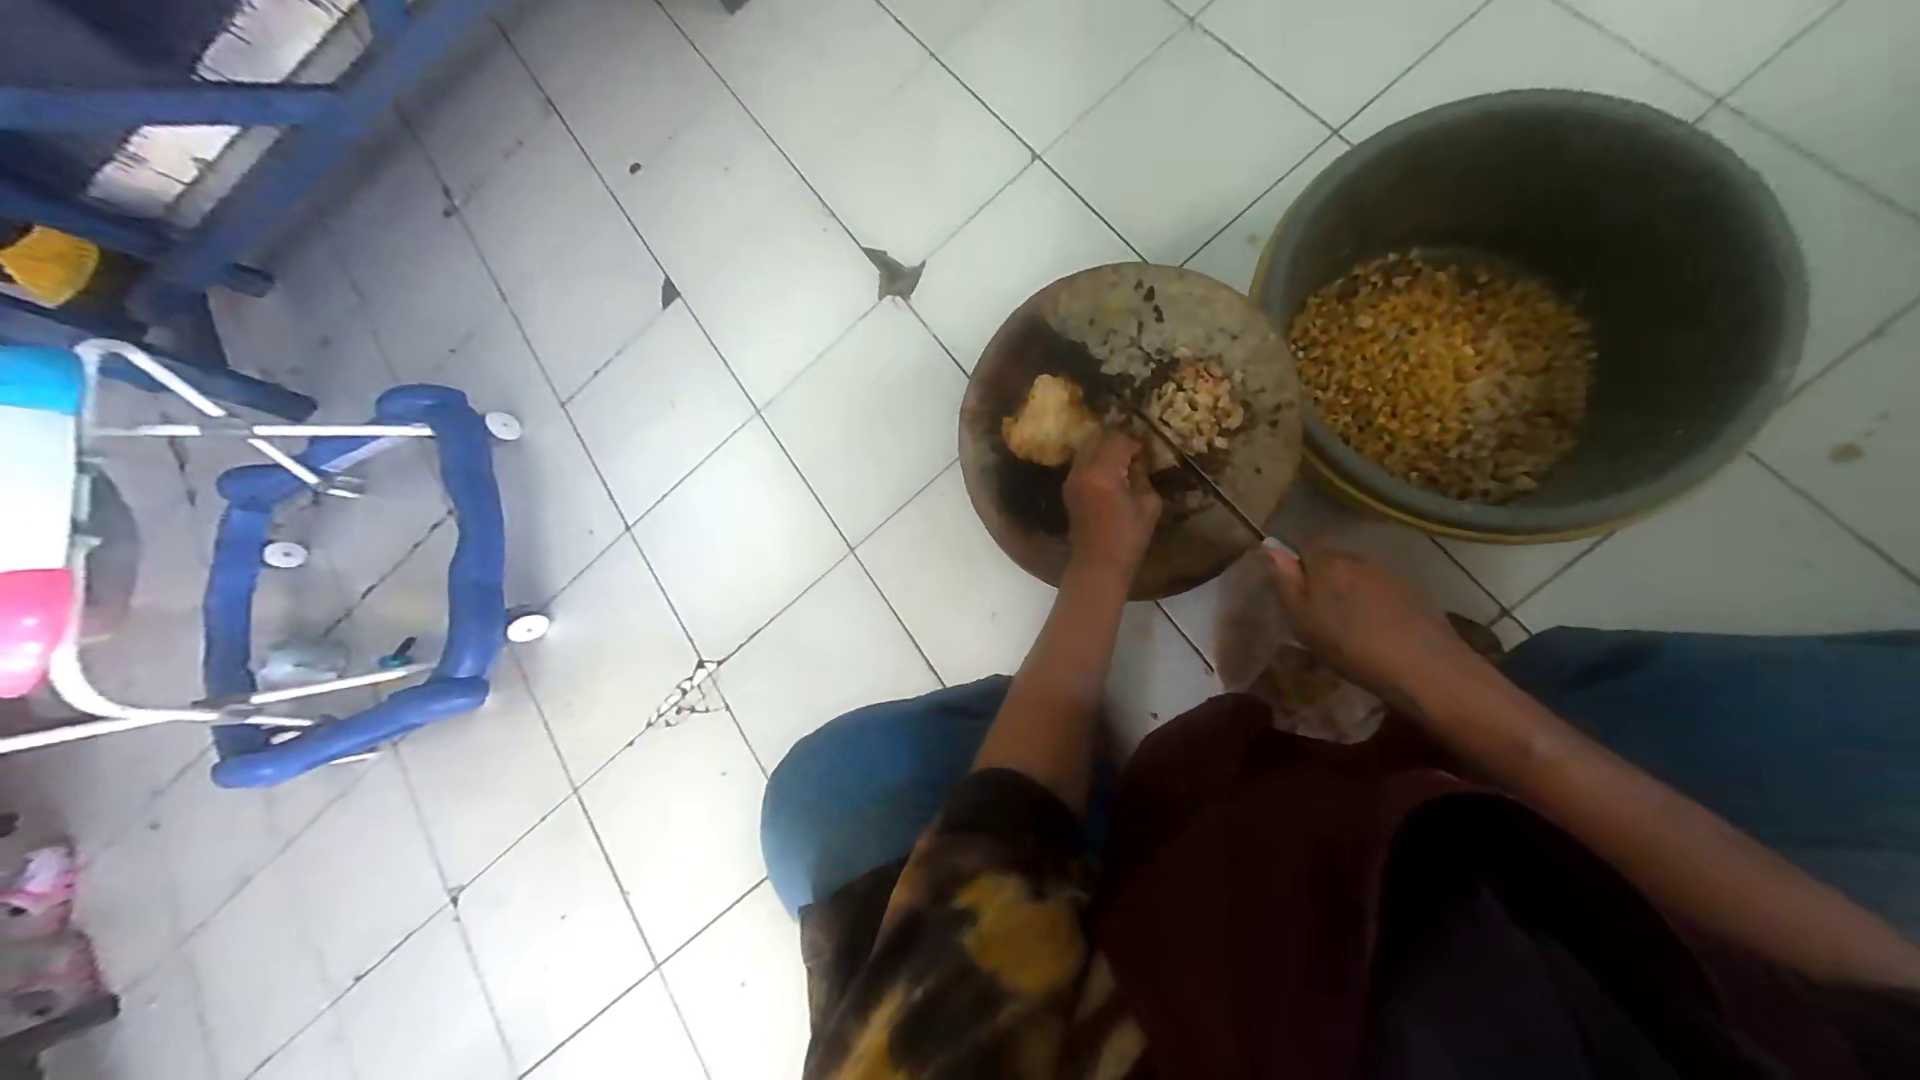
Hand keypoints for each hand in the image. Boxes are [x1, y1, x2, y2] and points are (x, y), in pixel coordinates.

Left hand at [1065, 432, 1161, 577]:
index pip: (1118, 441)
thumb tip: (1138, 461)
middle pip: (1098, 440)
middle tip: (1136, 447)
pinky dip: (1095, 461)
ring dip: (1104, 448)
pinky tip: (1110, 471)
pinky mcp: (1068, 490)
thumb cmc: (1128, 537)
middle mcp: (1081, 471)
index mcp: (1102, 473)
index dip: (1135, 440)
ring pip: (1086, 450)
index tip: (1149, 446)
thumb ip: (1142, 476)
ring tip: (1124, 457)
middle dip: (1118, 439)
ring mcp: (1070, 480)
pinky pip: (1081, 464)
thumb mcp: (1148, 504)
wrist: (1098, 564)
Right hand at [1263, 540, 1478, 709]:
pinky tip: (1378, 630)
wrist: (1424, 668)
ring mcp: (1392, 573)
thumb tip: (1270, 548)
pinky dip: (1375, 603)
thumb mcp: (1302, 620)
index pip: (1305, 543)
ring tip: (1350, 625)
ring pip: (1359, 575)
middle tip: (1320, 614)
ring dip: (1351, 591)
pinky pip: (1383, 589)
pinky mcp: (1416, 591)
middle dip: (1325, 579)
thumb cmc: (1349, 645)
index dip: (1297, 565)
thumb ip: (1284, 582)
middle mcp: (1360, 558)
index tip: (1296, 593)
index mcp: (1328, 562)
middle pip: (1334, 559)